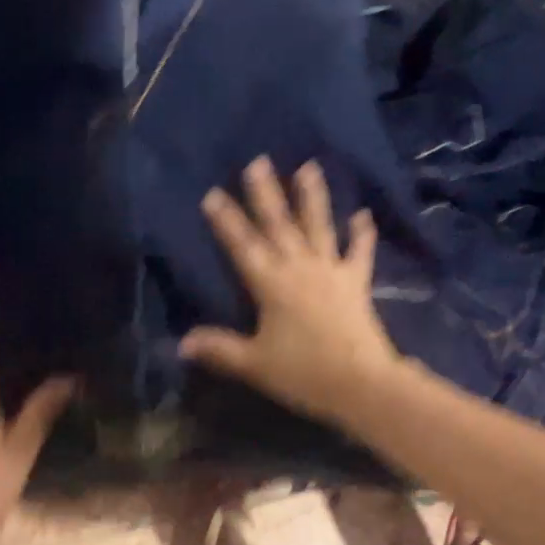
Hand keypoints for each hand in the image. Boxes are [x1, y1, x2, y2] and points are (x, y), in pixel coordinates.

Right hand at [179, 157, 400, 420]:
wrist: (362, 384)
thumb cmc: (304, 372)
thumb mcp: (255, 364)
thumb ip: (219, 348)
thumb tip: (181, 342)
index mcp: (270, 284)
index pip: (242, 245)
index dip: (226, 220)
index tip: (212, 193)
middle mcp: (299, 267)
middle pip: (278, 224)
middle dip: (265, 193)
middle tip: (258, 161)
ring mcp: (330, 271)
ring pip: (318, 226)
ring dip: (312, 196)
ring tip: (309, 167)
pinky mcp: (356, 282)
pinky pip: (359, 253)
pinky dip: (362, 234)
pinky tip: (363, 214)